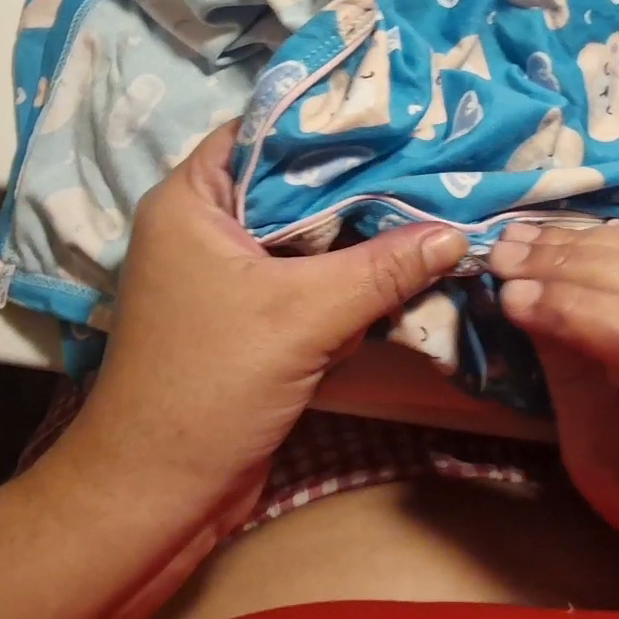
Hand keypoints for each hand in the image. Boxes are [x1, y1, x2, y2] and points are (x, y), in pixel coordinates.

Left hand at [43, 121, 469, 531]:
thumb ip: (382, 270)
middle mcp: (207, 227)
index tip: (394, 120)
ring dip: (359, 242)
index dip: (324, 122)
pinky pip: (309, 281)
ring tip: (427, 215)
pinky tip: (398, 279)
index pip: (261, 132)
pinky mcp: (252, 317)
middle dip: (358, 187)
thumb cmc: (210, 386)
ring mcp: (229, 275)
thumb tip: (457, 232)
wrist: (161, 498)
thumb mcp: (303, 316)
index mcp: (192, 202)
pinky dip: (347, 285)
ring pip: (309, 237)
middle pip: (294, 185)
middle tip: (428, 167)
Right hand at [487, 224, 618, 587]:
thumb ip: (574, 383)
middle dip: (574, 267)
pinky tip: (562, 237)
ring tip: (521, 240)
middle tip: (504, 255)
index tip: (512, 295)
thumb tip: (526, 297)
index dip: (583, 310)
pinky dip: (610, 240)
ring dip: (585, 244)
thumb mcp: (601, 466)